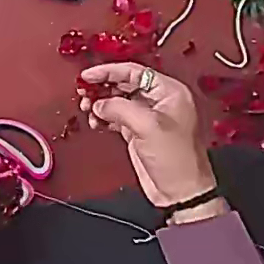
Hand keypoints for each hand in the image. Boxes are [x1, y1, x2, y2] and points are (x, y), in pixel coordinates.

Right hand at [80, 64, 218, 209]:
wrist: (179, 193)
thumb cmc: (176, 160)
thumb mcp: (148, 127)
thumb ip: (120, 108)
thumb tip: (100, 103)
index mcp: (169, 92)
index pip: (135, 72)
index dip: (109, 71)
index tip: (89, 75)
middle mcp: (159, 101)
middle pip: (125, 83)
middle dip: (103, 86)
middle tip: (83, 90)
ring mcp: (148, 116)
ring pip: (118, 100)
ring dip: (100, 102)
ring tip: (87, 107)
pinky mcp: (139, 131)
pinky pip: (116, 116)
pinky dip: (104, 117)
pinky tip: (95, 121)